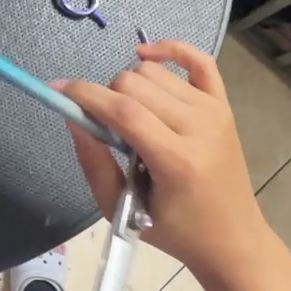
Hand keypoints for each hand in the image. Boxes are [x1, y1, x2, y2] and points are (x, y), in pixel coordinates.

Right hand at [59, 40, 273, 275]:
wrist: (232, 240)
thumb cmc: (174, 230)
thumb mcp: (120, 208)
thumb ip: (92, 162)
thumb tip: (72, 117)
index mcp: (175, 159)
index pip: (123, 110)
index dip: (84, 94)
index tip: (57, 90)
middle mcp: (199, 127)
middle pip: (134, 84)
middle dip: (105, 97)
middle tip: (106, 127)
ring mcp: (214, 112)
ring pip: (153, 72)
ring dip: (129, 85)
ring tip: (130, 115)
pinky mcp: (223, 105)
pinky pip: (198, 60)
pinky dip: (170, 50)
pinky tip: (146, 56)